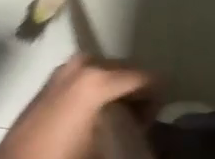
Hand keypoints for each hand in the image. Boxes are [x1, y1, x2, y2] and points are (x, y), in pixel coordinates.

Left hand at [0, 55, 153, 158]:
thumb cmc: (61, 157)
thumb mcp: (104, 149)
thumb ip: (129, 133)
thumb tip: (143, 125)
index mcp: (97, 79)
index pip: (141, 76)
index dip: (157, 93)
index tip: (163, 113)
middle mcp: (81, 65)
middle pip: (121, 69)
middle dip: (136, 91)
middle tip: (145, 119)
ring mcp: (63, 70)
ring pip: (102, 72)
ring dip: (116, 90)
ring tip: (125, 117)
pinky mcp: (51, 82)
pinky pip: (84, 77)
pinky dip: (97, 90)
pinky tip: (100, 114)